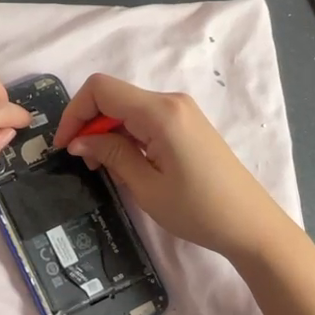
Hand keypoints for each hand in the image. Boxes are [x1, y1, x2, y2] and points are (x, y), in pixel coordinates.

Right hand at [54, 73, 291, 261]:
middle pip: (113, 97)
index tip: (64, 146)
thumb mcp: (146, 186)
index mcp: (160, 112)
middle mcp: (170, 102)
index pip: (101, 89)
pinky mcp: (186, 125)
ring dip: (106, 132)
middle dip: (88, 124)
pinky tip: (125, 164)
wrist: (251, 225)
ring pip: (127, 109)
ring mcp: (181, 112)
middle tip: (83, 164)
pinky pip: (144, 119)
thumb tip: (80, 140)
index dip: (74, 113)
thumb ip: (111, 154)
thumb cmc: (198, 210)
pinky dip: (126, 136)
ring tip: (103, 169)